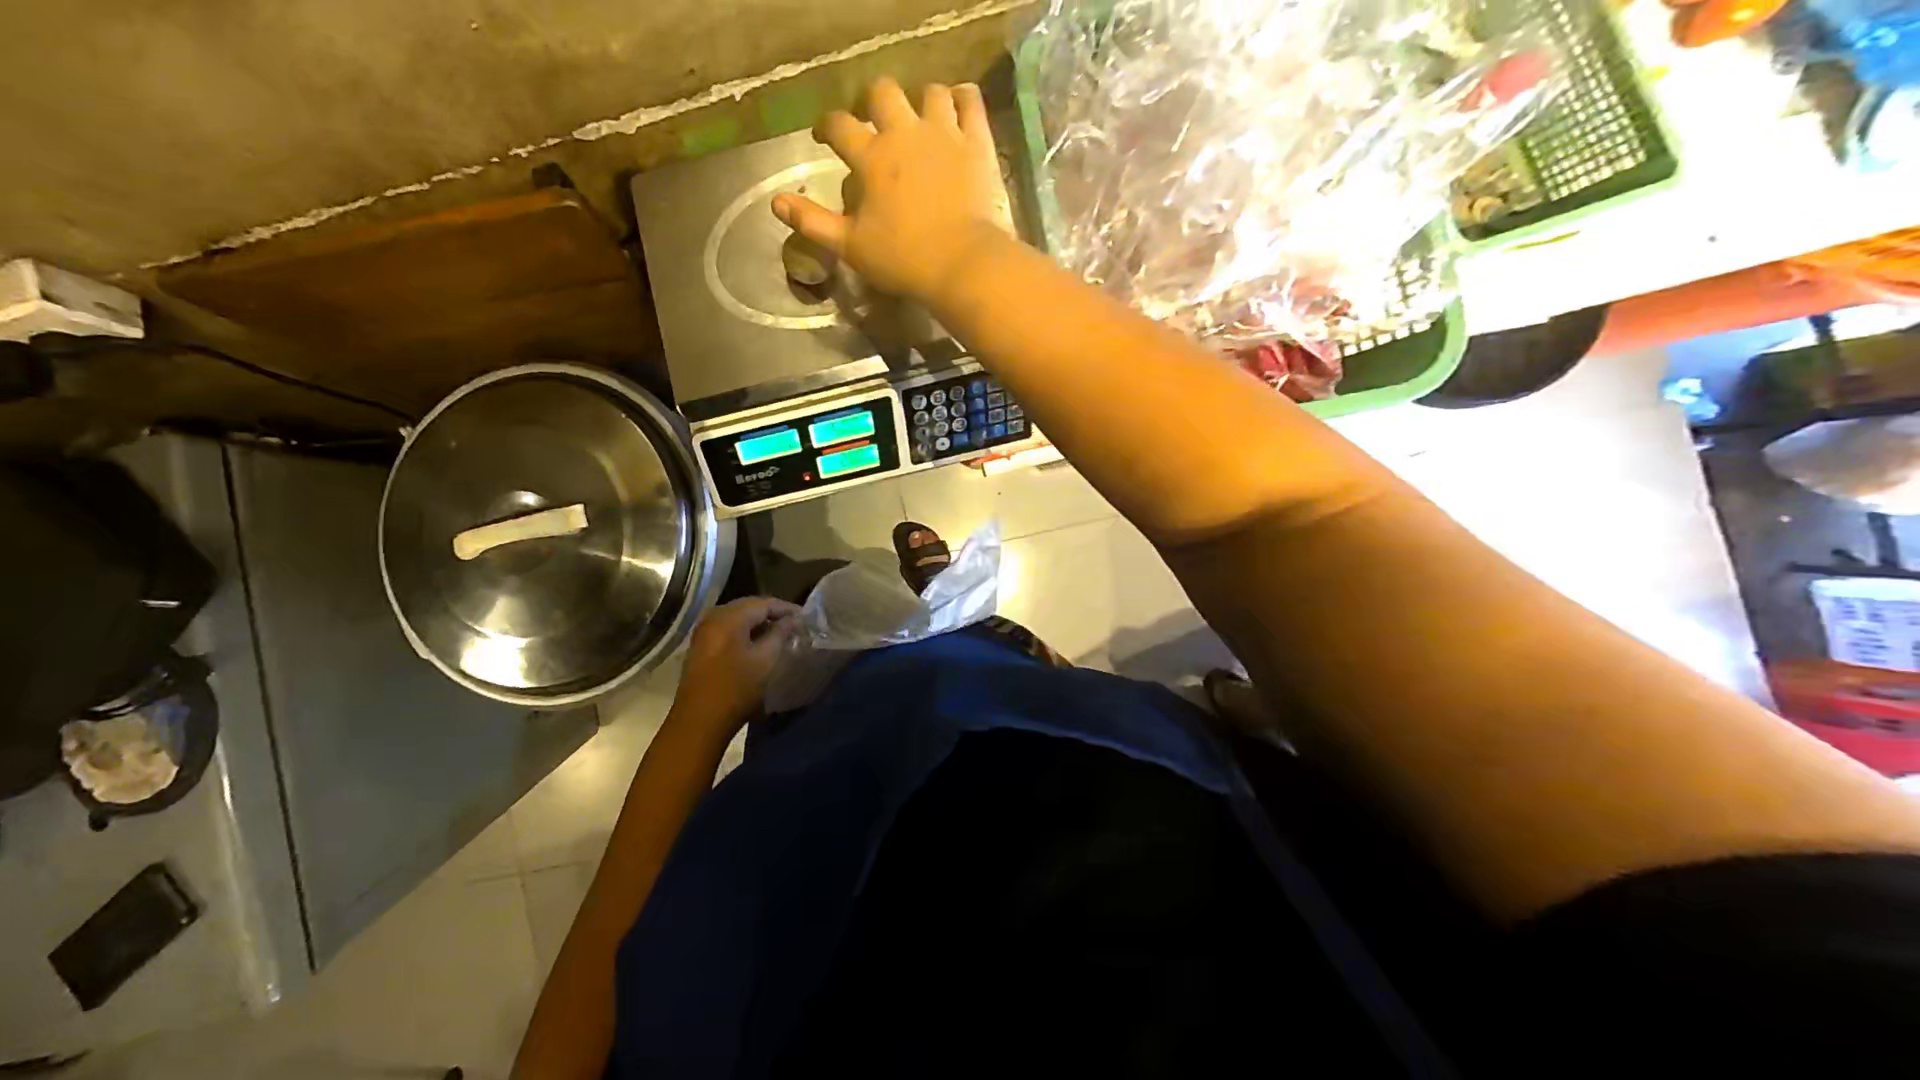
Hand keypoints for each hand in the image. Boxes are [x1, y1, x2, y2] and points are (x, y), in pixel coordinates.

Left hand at [669, 597, 801, 737]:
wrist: (699, 721)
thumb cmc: (737, 689)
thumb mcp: (766, 660)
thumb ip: (780, 634)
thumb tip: (792, 619)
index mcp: (729, 617)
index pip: (764, 602)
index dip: (787, 608)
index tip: (806, 617)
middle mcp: (713, 617)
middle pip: (749, 606)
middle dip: (772, 613)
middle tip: (794, 624)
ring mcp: (703, 631)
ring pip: (737, 616)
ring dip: (759, 622)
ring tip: (780, 632)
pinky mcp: (700, 645)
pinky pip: (727, 628)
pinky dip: (745, 630)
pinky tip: (758, 642)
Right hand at [772, 77, 1011, 302]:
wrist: (963, 263)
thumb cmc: (904, 259)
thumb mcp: (850, 246)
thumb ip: (813, 222)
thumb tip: (776, 202)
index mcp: (871, 158)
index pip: (839, 126)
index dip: (826, 127)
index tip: (824, 137)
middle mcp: (905, 134)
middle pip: (882, 92)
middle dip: (871, 101)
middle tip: (873, 120)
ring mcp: (944, 134)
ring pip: (929, 92)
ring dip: (920, 99)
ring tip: (919, 116)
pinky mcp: (977, 143)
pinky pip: (971, 102)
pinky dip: (963, 98)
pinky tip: (958, 105)